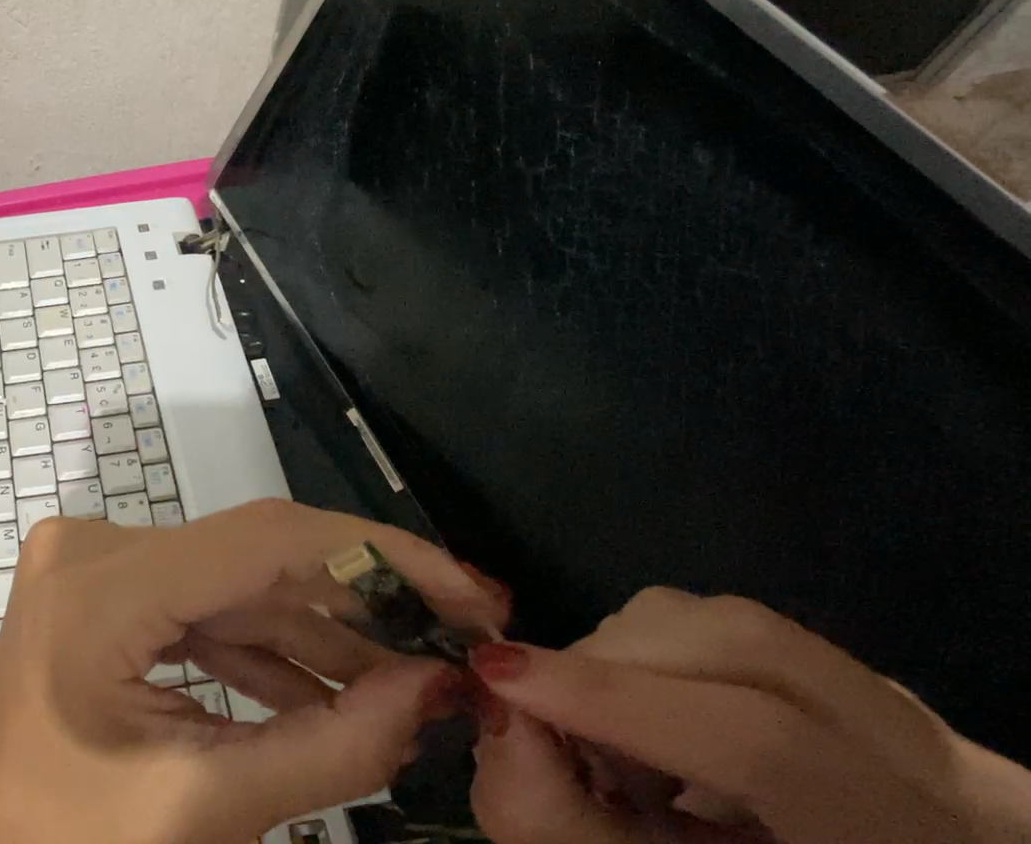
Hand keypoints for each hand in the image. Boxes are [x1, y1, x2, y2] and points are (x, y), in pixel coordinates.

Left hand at [0, 498, 507, 843]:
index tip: (469, 593)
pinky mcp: (110, 586)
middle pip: (258, 556)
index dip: (380, 556)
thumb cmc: (59, 831)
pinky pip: (208, 606)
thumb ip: (329, 750)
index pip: (266, 539)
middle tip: (460, 643)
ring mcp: (101, 561)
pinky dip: (272, 646)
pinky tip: (339, 688)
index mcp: (105, 585)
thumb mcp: (200, 804)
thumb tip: (438, 691)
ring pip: (240, 582)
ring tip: (415, 679)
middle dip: (364, 602)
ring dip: (325, 631)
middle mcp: (100, 546)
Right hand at [467, 587, 1030, 843]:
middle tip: (539, 712)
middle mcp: (949, 770)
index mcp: (910, 842)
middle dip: (607, 665)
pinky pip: (735, 632)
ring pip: (728, 620)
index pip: (765, 739)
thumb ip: (559, 819)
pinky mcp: (871, 689)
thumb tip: (493, 710)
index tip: (494, 673)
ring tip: (607, 742)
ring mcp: (919, 720)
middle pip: (743, 645)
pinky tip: (651, 728)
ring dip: (624, 658)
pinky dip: (654, 659)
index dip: (617, 700)